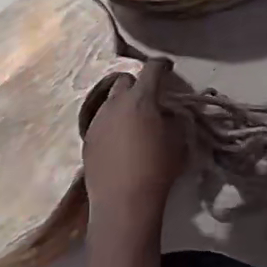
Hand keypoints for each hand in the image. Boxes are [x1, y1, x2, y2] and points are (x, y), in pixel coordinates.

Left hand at [81, 59, 185, 238]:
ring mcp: (97, 121)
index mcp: (141, 99)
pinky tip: (121, 141)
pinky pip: (102, 121)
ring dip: (124, 104)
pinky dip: (113, 123)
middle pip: (125, 80)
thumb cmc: (157, 168)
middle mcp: (115, 104)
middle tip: (150, 97)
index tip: (168, 67)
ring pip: (110, 101)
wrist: (123, 202)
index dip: (162, 65)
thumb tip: (168, 112)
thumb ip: (174, 119)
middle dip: (138, 84)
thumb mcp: (179, 141)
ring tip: (135, 121)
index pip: (152, 69)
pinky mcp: (87, 139)